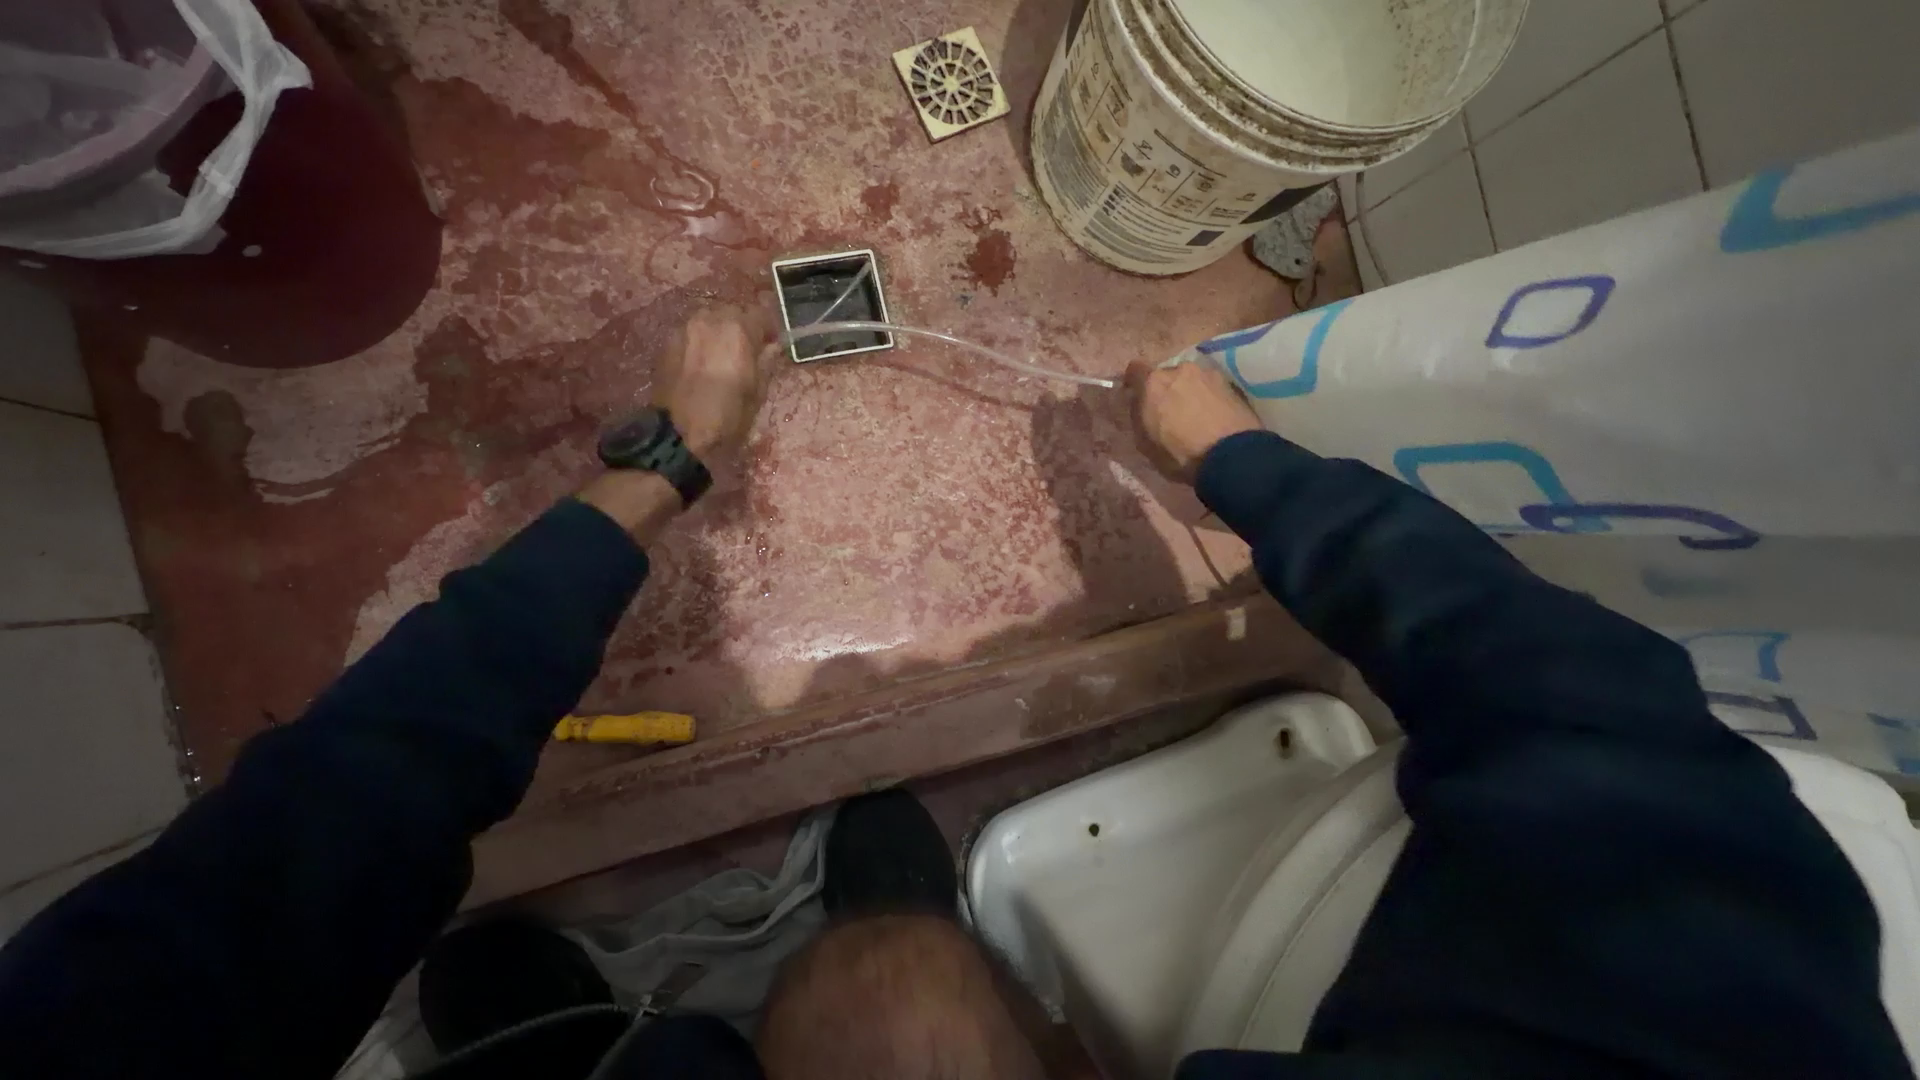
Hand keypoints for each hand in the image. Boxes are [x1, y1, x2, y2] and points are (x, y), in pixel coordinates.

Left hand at [651, 304, 776, 458]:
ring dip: (719, 331)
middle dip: (742, 326)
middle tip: (747, 349)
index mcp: (738, 330)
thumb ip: (765, 363)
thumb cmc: (728, 417)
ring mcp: (684, 329)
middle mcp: (709, 320)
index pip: (759, 314)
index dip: (768, 329)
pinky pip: (690, 332)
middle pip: (731, 311)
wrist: (679, 435)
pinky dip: (700, 341)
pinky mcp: (667, 343)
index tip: (771, 344)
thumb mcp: (757, 393)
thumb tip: (772, 348)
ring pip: (708, 319)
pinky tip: (701, 362)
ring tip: (722, 355)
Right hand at [1126, 360, 1263, 482]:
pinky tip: (1212, 416)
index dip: (1134, 382)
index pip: (1135, 370)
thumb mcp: (1145, 443)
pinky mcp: (1231, 385)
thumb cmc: (1179, 453)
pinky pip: (1211, 387)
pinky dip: (1208, 397)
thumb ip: (1138, 416)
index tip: (1135, 395)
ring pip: (1191, 379)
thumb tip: (1139, 404)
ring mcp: (1209, 374)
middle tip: (1169, 409)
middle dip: (1165, 388)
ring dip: (1189, 391)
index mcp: (1154, 383)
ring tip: (1195, 413)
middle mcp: (1180, 370)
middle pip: (1167, 374)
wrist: (1230, 456)